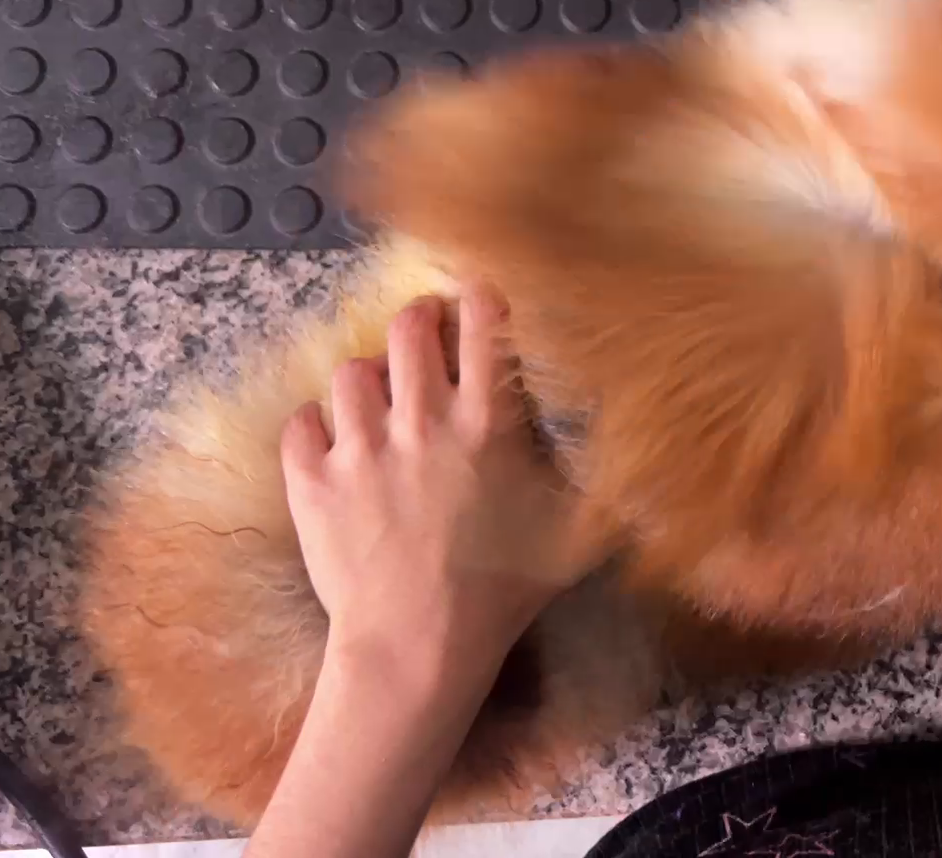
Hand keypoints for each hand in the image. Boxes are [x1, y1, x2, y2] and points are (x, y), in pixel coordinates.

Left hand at [279, 284, 572, 687]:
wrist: (418, 646)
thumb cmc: (506, 584)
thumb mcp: (576, 529)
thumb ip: (604, 480)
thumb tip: (638, 447)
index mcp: (488, 425)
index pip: (485, 332)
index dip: (484, 300)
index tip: (483, 295)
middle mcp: (422, 422)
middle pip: (410, 330)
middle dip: (422, 317)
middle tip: (431, 329)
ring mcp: (359, 450)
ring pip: (352, 371)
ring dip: (375, 373)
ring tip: (387, 393)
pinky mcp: (311, 484)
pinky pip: (304, 423)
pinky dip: (322, 423)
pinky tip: (342, 441)